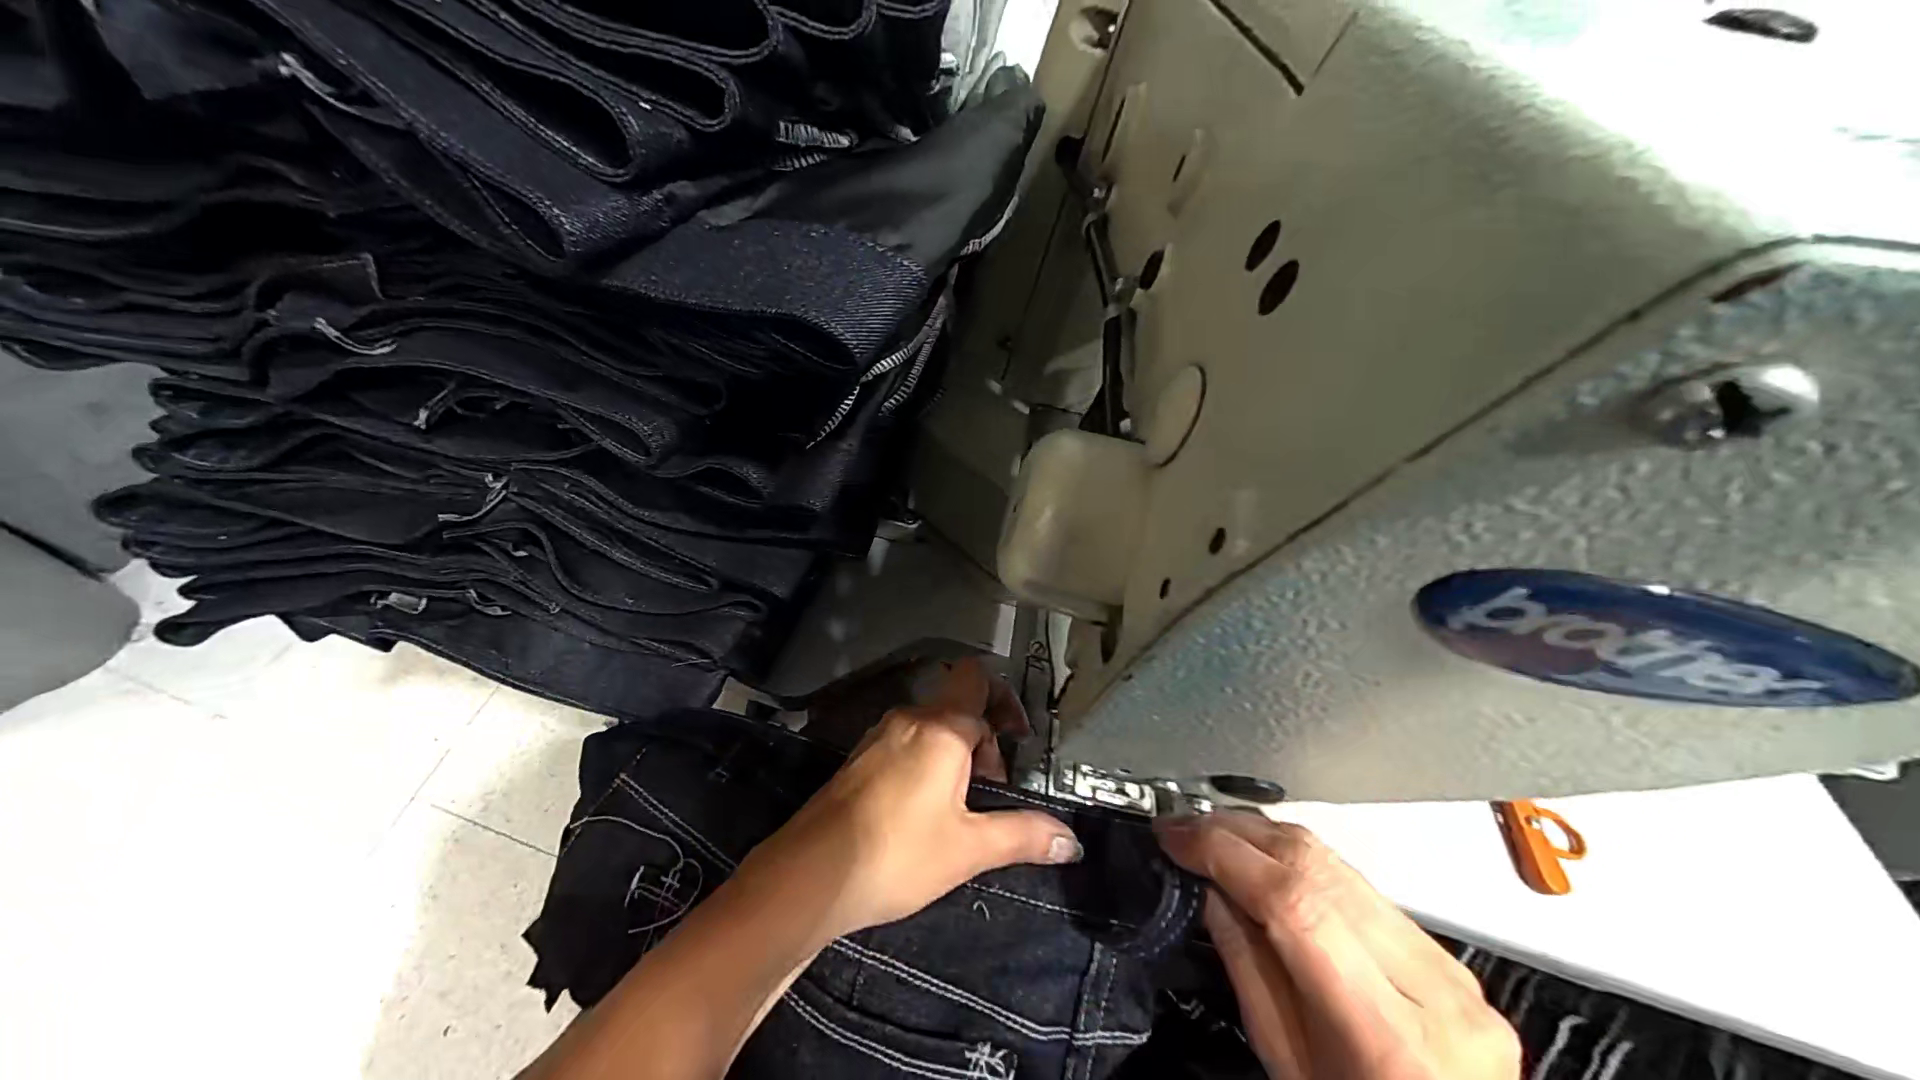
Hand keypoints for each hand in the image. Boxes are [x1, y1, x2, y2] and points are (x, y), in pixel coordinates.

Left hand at [735, 657, 1082, 940]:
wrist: (809, 875)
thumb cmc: (897, 854)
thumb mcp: (969, 849)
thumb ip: (1023, 836)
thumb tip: (1071, 841)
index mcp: (940, 728)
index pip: (978, 679)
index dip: (1006, 699)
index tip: (1020, 739)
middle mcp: (908, 721)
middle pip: (958, 707)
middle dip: (985, 741)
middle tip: (993, 789)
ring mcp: (878, 738)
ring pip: (931, 727)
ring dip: (956, 754)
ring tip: (963, 805)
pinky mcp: (860, 761)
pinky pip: (906, 744)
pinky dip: (928, 762)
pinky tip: (926, 811)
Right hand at [1156, 814, 1519, 1079]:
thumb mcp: (1287, 1066)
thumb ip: (1248, 969)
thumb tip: (1209, 888)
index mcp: (1389, 1039)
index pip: (1294, 904)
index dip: (1224, 854)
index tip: (1176, 837)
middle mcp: (1433, 991)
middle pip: (1318, 870)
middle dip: (1238, 833)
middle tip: (1184, 827)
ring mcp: (1449, 969)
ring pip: (1339, 865)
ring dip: (1265, 837)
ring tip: (1213, 834)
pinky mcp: (1447, 957)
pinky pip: (1359, 886)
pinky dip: (1301, 863)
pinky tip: (1264, 859)